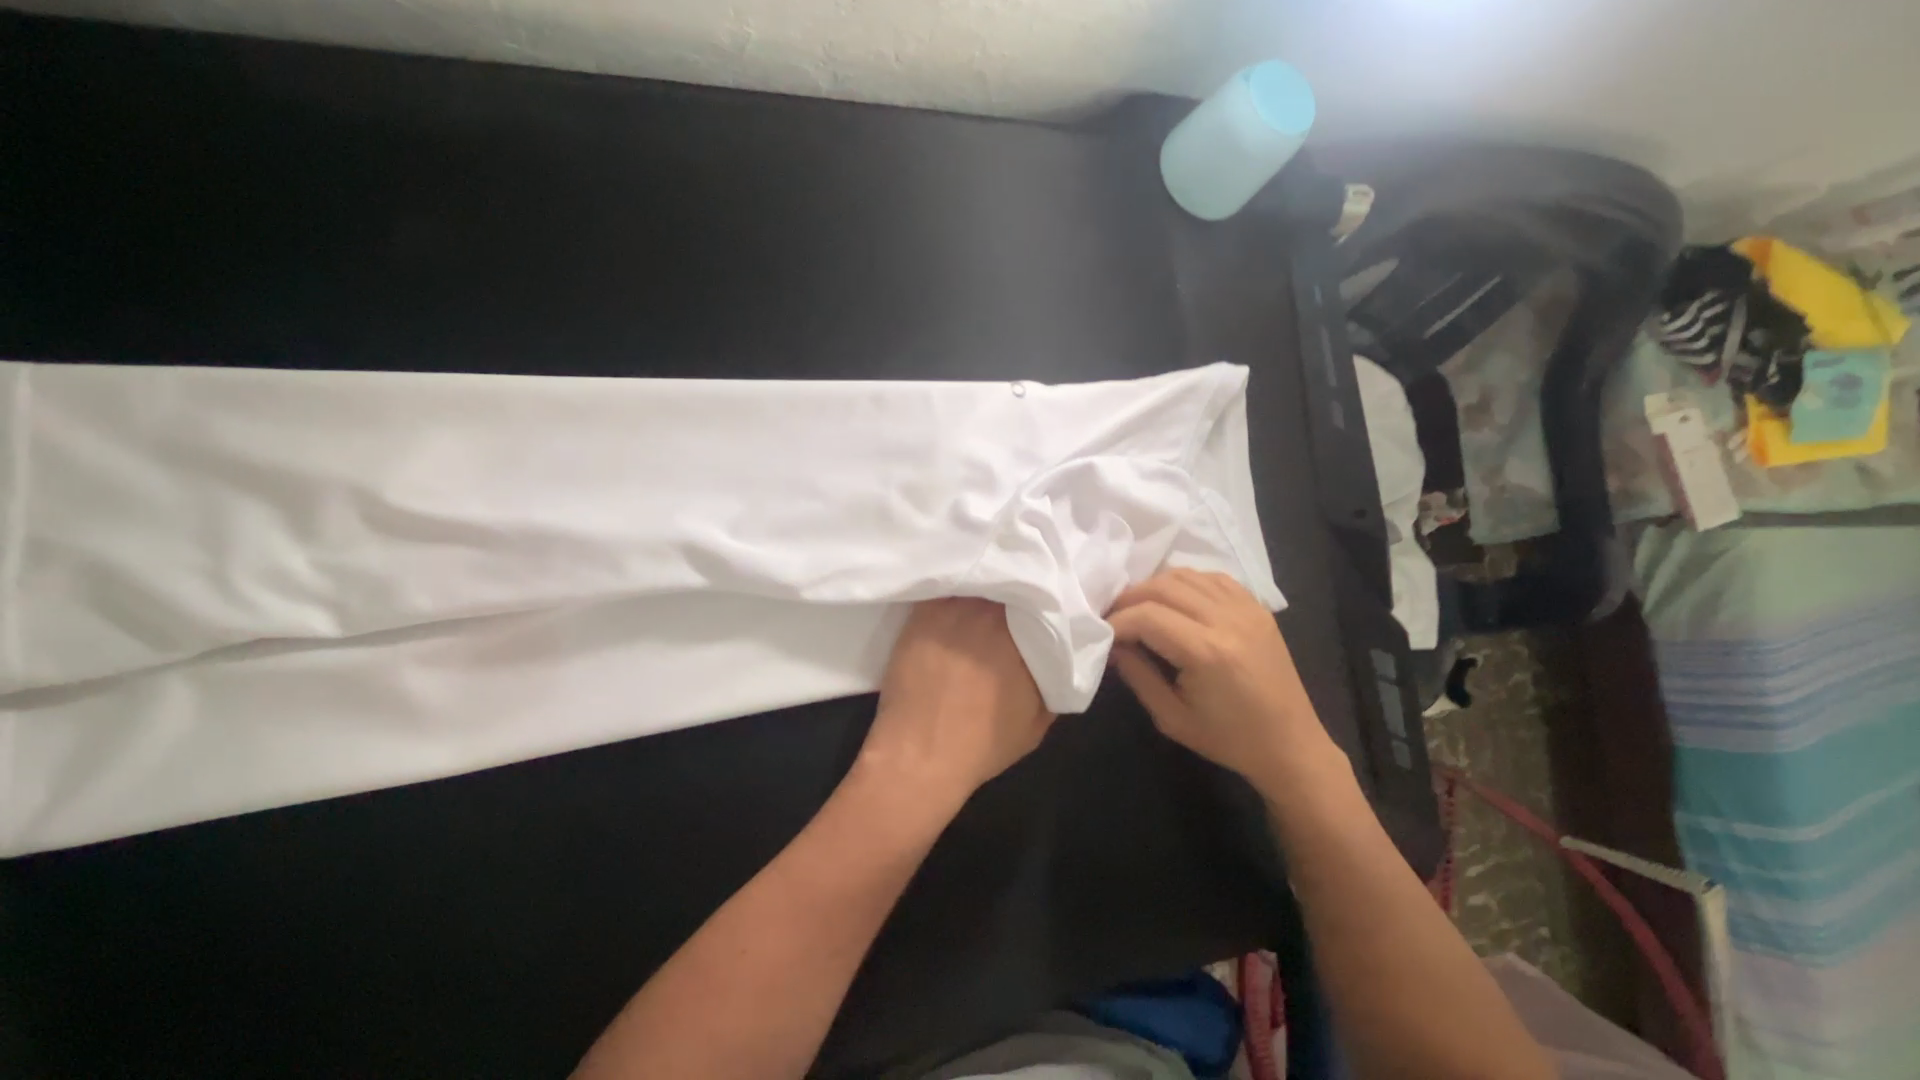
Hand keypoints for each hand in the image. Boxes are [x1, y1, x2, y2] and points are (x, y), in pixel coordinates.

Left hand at [856, 598, 1055, 808]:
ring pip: (980, 578)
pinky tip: (958, 584)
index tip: (1049, 596)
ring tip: (992, 580)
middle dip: (1020, 582)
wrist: (922, 753)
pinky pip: (945, 584)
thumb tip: (1064, 655)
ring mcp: (955, 608)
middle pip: (1013, 580)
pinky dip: (955, 582)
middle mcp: (993, 612)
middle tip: (1021, 588)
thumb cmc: (984, 743)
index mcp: (1028, 634)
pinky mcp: (924, 612)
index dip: (1049, 593)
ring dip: (988, 578)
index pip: (1047, 596)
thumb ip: (1057, 677)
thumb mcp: (1039, 719)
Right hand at [1107, 569, 1346, 791]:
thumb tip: (1112, 644)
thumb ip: (1137, 675)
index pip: (1147, 616)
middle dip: (1129, 599)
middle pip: (1163, 586)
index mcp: (1207, 652)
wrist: (1289, 744)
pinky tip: (1176, 603)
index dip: (1117, 621)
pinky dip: (1186, 583)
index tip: (1101, 634)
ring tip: (1139, 609)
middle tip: (1113, 618)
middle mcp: (1228, 620)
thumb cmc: (1228, 739)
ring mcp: (1247, 609)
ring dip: (1154, 587)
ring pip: (1186, 575)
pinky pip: (1213, 578)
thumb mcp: (1171, 717)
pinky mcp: (1258, 607)